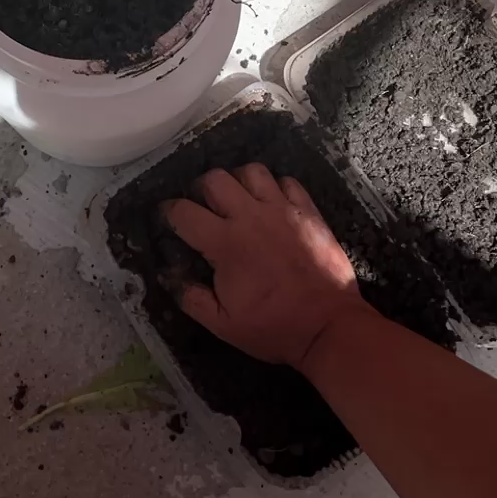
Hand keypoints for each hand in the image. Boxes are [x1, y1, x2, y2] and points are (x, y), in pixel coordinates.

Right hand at [163, 164, 376, 369]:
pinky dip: (274, 187)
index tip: (166, 218)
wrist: (329, 325)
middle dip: (200, 189)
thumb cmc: (274, 326)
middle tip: (202, 207)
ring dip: (238, 181)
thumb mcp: (223, 324)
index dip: (168, 211)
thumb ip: (191, 298)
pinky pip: (287, 181)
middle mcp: (250, 216)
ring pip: (251, 171)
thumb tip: (169, 277)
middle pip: (214, 179)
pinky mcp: (308, 210)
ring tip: (238, 200)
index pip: (184, 212)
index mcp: (225, 243)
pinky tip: (271, 204)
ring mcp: (282, 209)